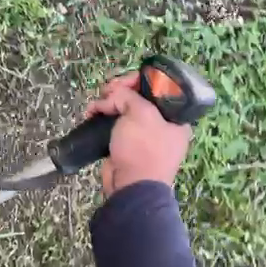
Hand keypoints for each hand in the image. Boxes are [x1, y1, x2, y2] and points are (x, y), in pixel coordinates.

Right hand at [85, 72, 191, 196]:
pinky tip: (91, 114)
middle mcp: (162, 123)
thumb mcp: (140, 114)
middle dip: (118, 91)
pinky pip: (115, 121)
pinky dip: (102, 115)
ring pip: (124, 107)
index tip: (120, 82)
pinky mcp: (127, 142)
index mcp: (175, 117)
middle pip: (138, 96)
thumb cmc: (143, 148)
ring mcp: (144, 134)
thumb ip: (128, 96)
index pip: (158, 87)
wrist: (132, 185)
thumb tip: (111, 96)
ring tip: (94, 106)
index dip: (137, 80)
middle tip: (105, 92)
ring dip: (106, 102)